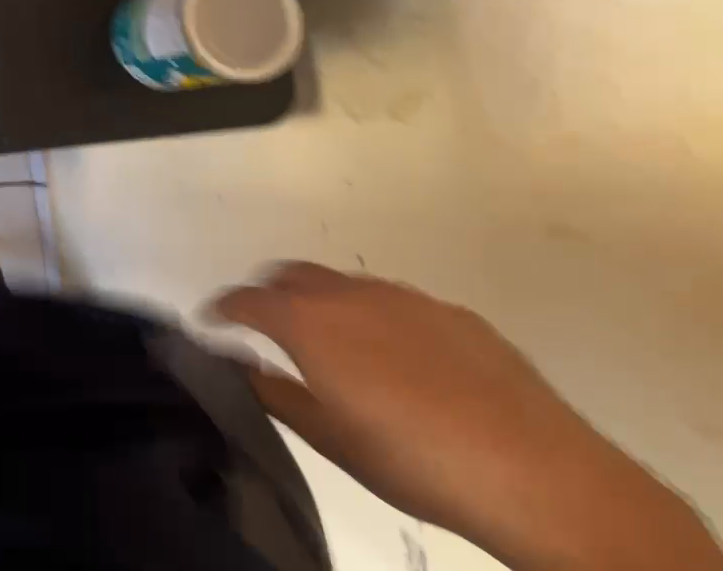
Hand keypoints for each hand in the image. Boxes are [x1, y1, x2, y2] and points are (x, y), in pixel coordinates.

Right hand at [210, 263, 722, 569]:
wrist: (541, 477)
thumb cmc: (413, 461)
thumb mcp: (327, 436)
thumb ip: (273, 390)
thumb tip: (240, 361)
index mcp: (309, 322)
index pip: (244, 299)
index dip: (221, 309)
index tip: (211, 324)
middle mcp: (351, 295)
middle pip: (290, 274)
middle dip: (268, 294)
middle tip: (265, 328)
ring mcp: (408, 300)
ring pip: (343, 283)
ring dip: (322, 302)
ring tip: (331, 344)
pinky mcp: (456, 315)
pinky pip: (395, 302)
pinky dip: (374, 317)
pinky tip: (397, 361)